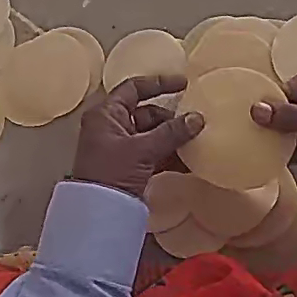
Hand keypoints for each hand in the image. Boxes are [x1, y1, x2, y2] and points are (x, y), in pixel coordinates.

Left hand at [70, 74, 203, 197]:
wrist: (99, 213)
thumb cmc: (112, 172)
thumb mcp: (143, 149)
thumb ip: (172, 132)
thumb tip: (197, 118)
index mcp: (107, 114)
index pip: (134, 88)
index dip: (159, 83)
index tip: (184, 84)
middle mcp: (112, 127)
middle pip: (147, 113)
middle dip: (172, 119)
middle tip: (196, 123)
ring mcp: (122, 147)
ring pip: (153, 134)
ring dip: (174, 138)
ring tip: (197, 141)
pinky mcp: (130, 166)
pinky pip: (154, 153)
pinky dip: (170, 155)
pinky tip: (190, 161)